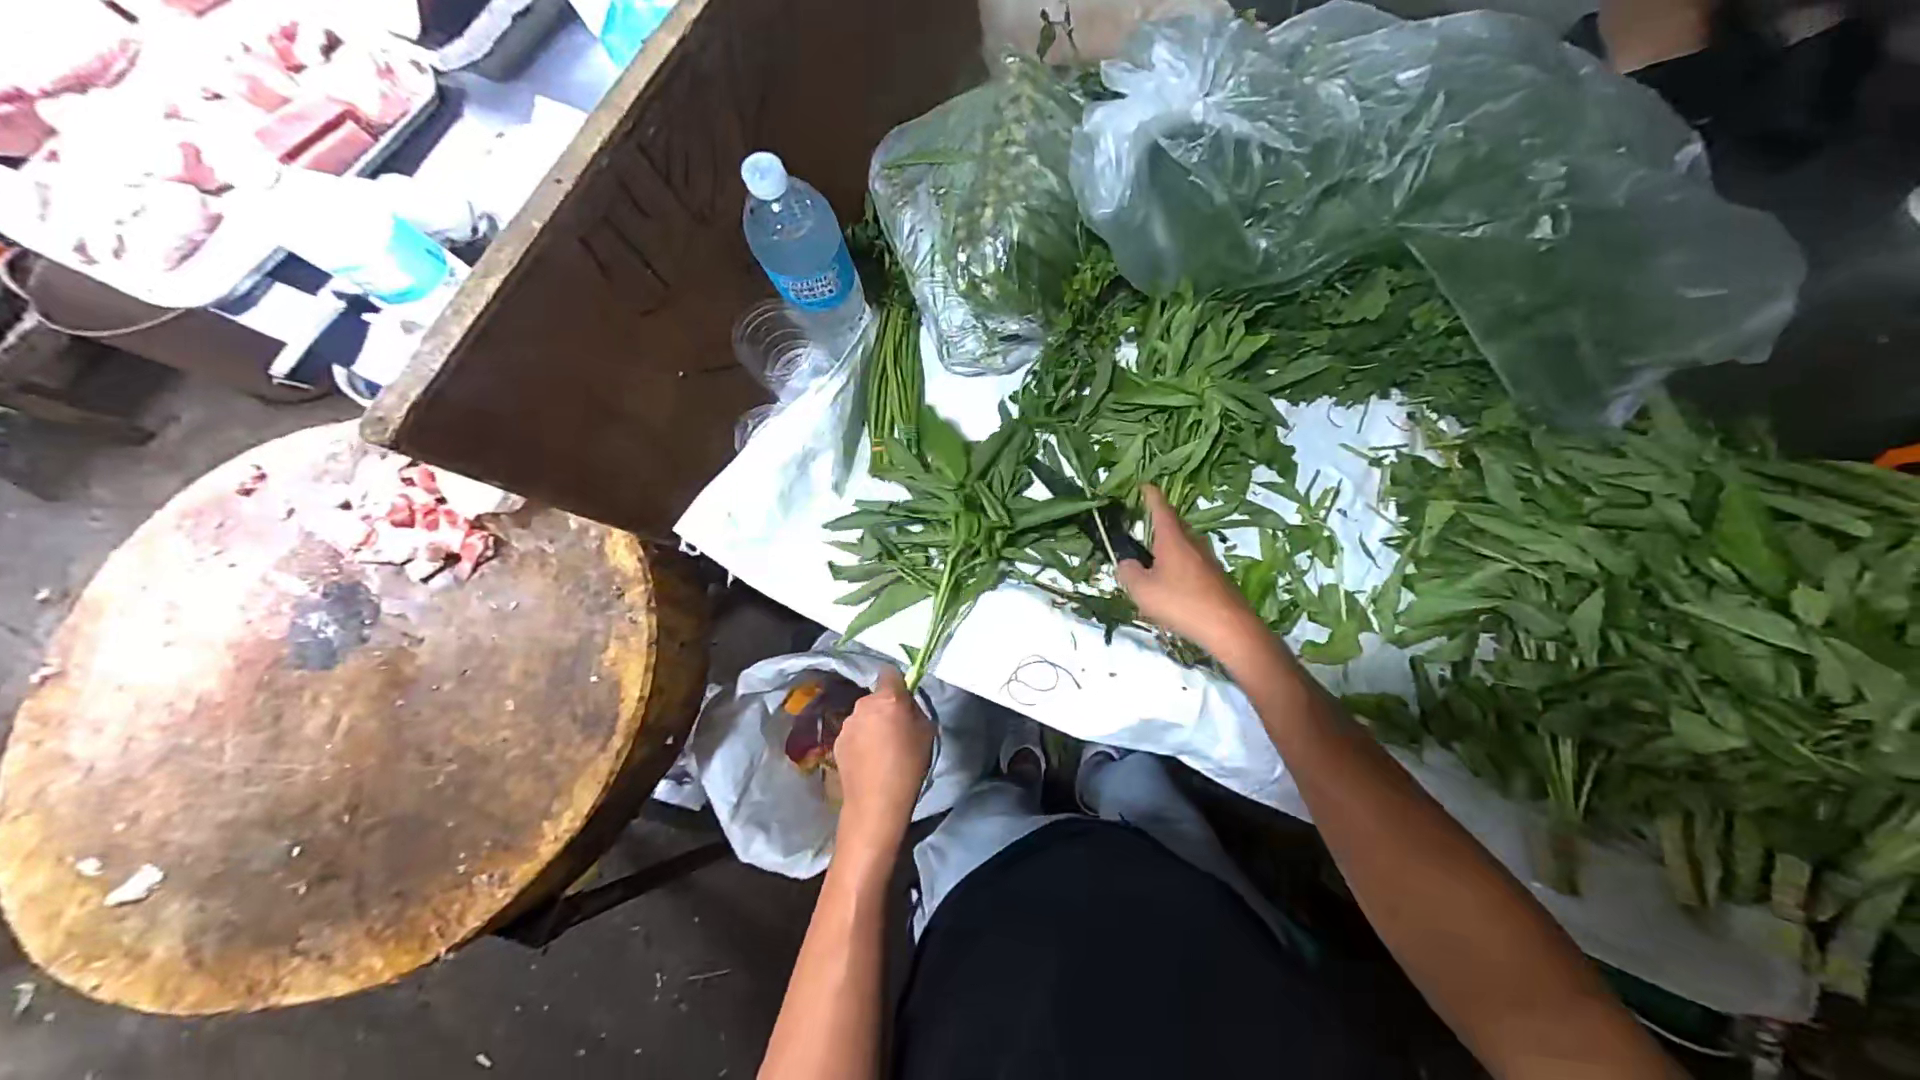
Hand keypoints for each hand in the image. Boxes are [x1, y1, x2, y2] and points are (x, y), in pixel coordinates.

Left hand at [833, 667, 933, 855]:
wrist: (876, 802)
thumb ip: (915, 710)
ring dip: (872, 725)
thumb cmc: (908, 765)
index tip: (903, 697)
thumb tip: (905, 705)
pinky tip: (868, 760)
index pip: (889, 672)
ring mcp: (847, 723)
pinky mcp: (837, 741)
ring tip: (881, 750)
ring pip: (864, 716)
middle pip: (876, 697)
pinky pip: (854, 733)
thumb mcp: (927, 732)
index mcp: (888, 698)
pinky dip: (861, 740)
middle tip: (896, 730)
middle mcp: (863, 705)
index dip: (897, 682)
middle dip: (885, 708)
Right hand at [1117, 484, 1266, 661]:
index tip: (1143, 486)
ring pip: (1183, 546)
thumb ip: (1128, 572)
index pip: (1160, 507)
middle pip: (1173, 526)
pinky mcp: (1216, 578)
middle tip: (1139, 531)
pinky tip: (1170, 590)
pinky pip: (1191, 564)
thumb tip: (1127, 563)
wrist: (1229, 627)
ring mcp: (1208, 560)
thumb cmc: (1182, 602)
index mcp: (1173, 538)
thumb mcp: (1142, 590)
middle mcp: (1193, 543)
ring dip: (1167, 550)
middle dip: (1157, 524)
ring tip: (1151, 566)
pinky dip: (1178, 568)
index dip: (1150, 495)